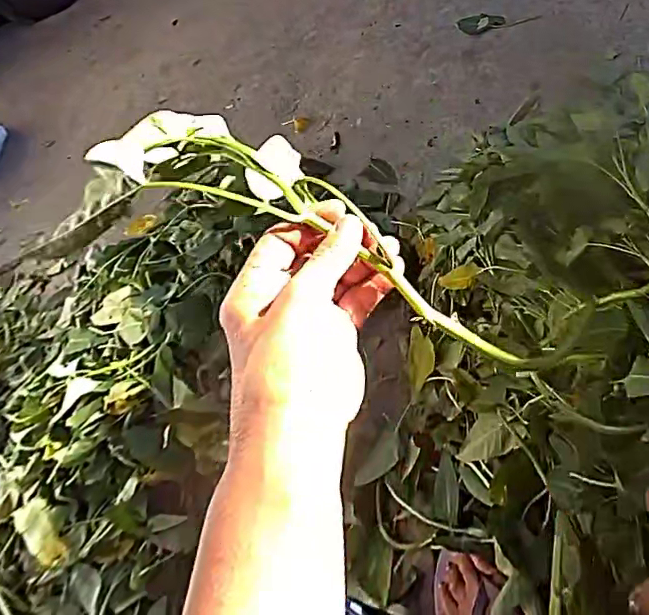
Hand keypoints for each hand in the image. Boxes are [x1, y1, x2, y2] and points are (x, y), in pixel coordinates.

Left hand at [219, 201, 401, 443]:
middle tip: (371, 234)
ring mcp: (310, 316)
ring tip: (389, 251)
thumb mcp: (299, 301)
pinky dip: (376, 283)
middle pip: (316, 255)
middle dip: (345, 241)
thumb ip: (327, 259)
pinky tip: (393, 272)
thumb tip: (347, 226)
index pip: (283, 241)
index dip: (312, 224)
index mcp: (255, 291)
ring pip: (341, 274)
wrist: (298, 433)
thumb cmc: (282, 371)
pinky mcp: (336, 333)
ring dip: (365, 260)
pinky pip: (358, 298)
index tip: (341, 215)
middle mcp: (281, 300)